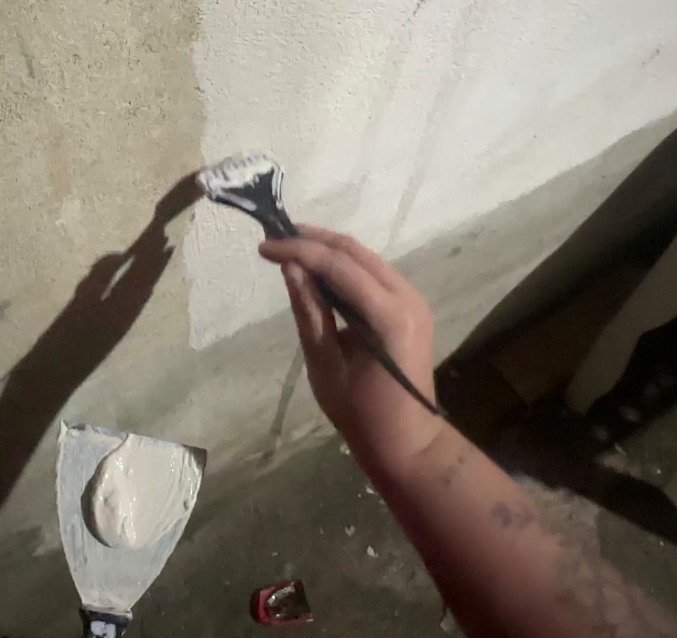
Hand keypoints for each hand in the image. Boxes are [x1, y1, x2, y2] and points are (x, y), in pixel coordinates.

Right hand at [261, 225, 443, 478]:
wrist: (407, 441)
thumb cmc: (361, 412)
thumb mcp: (324, 363)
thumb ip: (308, 310)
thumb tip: (288, 266)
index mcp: (390, 317)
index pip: (340, 266)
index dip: (299, 250)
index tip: (264, 247)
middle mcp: (407, 297)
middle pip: (354, 252)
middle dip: (311, 239)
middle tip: (272, 236)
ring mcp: (412, 298)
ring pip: (363, 256)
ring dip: (325, 248)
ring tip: (287, 245)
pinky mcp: (407, 303)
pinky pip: (370, 271)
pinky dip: (340, 264)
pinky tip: (314, 265)